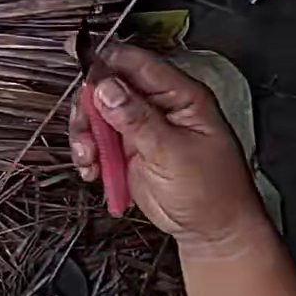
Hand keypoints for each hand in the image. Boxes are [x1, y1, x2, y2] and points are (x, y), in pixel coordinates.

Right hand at [70, 43, 268, 255]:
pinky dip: (88, 154)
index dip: (105, 65)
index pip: (135, 63)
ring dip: (85, 135)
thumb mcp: (173, 153)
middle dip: (89, 109)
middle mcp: (156, 105)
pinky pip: (96, 141)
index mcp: (179, 95)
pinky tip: (93, 170)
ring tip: (89, 159)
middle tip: (86, 133)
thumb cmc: (212, 191)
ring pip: (96, 114)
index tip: (83, 77)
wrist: (211, 232)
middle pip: (107, 87)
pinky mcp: (126, 149)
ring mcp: (139, 127)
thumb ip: (136, 119)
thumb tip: (105, 87)